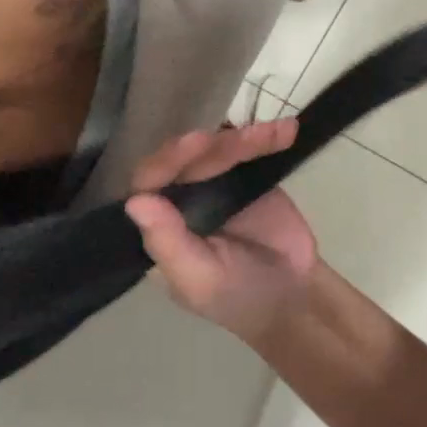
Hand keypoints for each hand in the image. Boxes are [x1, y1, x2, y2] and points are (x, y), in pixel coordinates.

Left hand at [126, 119, 318, 341]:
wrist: (292, 295)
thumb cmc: (236, 296)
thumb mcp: (199, 279)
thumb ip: (168, 243)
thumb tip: (134, 201)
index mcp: (159, 225)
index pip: (151, 182)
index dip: (170, 160)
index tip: (195, 143)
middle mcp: (182, 199)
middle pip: (190, 159)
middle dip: (217, 146)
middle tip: (245, 138)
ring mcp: (217, 185)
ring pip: (221, 149)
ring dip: (247, 137)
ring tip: (276, 133)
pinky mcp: (251, 177)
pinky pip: (253, 151)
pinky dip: (268, 137)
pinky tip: (287, 130)